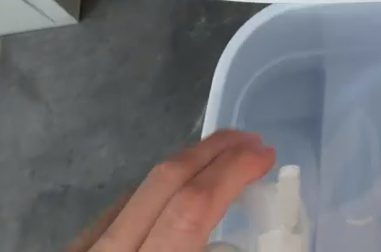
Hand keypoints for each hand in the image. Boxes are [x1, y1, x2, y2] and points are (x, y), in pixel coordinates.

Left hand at [66, 129, 275, 251]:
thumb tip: (241, 236)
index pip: (191, 208)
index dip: (233, 171)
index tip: (265, 156)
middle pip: (164, 180)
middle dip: (216, 149)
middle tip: (253, 144)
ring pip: (138, 190)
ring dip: (189, 168)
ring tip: (223, 167)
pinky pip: (116, 213)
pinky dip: (155, 196)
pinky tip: (174, 205)